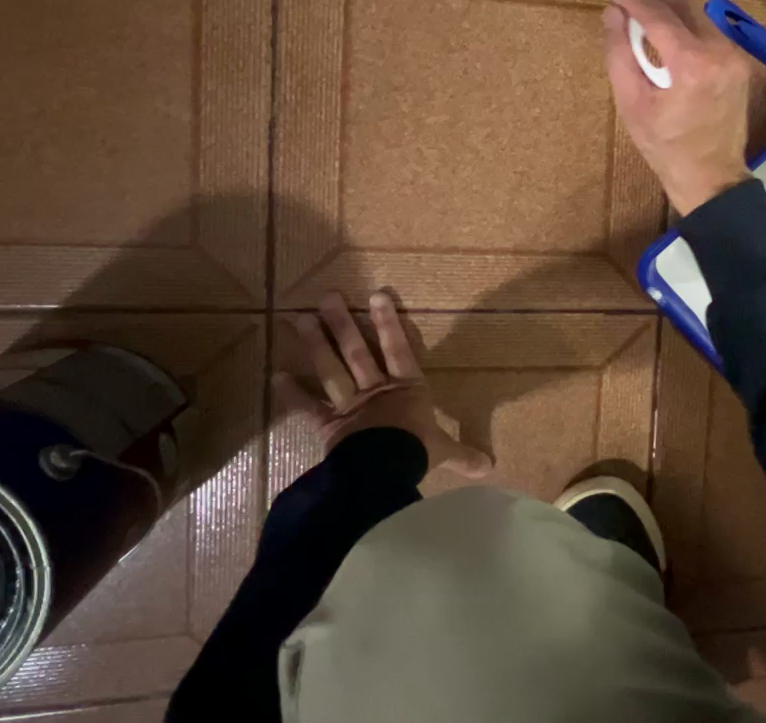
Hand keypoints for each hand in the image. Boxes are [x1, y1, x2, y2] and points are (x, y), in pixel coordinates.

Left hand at [278, 292, 491, 477]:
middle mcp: (377, 390)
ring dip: (316, 345)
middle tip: (327, 298)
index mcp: (408, 389)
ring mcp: (350, 405)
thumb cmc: (416, 451)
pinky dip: (292, 394)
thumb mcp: (444, 451)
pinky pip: (307, 409)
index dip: (388, 323)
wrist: (383, 471)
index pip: (398, 348)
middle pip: (358, 352)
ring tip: (299, 319)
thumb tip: (489, 468)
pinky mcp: (328, 426)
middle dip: (343, 325)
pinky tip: (276, 376)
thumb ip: (463, 456)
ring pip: (332, 369)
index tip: (377, 296)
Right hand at [602, 0, 753, 214]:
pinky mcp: (740, 67)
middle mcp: (721, 53)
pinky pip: (710, 34)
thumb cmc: (665, 147)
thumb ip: (620, 54)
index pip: (659, 16)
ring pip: (700, 17)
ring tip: (643, 13)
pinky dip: (688, 27)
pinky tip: (668, 35)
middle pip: (684, 7)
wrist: (711, 177)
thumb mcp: (632, 103)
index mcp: (693, 65)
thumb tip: (613, 13)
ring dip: (672, 10)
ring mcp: (735, 59)